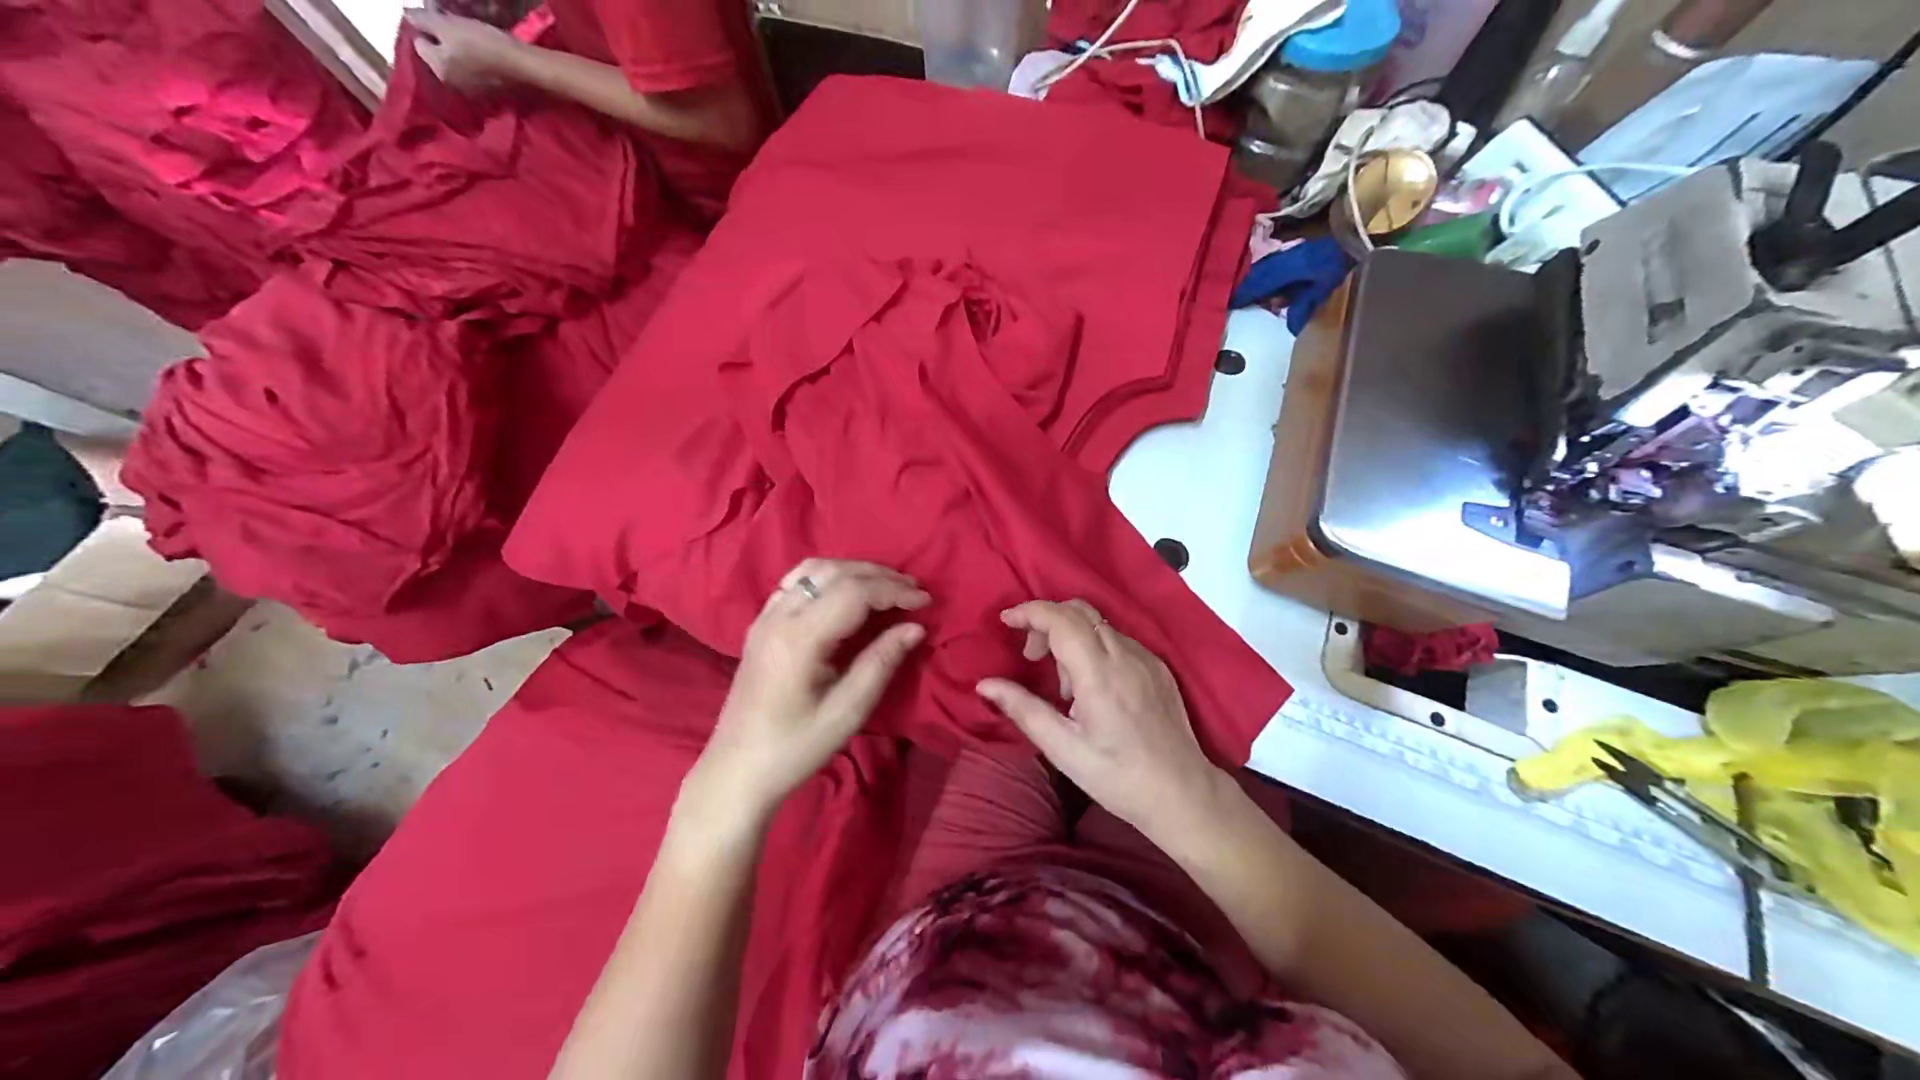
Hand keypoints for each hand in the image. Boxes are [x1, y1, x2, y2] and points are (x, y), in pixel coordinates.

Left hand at [403, 9, 520, 88]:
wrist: (524, 68)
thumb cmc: (483, 44)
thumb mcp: (448, 24)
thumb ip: (422, 19)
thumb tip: (407, 15)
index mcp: (436, 67)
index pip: (419, 42)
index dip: (428, 29)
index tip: (443, 21)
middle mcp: (450, 84)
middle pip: (438, 58)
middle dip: (444, 46)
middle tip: (458, 33)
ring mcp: (472, 93)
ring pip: (457, 68)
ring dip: (461, 58)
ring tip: (474, 46)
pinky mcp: (491, 96)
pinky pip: (475, 78)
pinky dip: (477, 69)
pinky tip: (487, 62)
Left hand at [689, 560, 928, 819]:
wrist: (737, 770)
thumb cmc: (795, 748)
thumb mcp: (847, 712)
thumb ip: (881, 663)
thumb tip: (915, 627)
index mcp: (799, 639)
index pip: (853, 592)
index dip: (893, 591)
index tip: (924, 602)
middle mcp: (777, 617)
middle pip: (833, 573)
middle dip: (878, 575)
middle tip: (913, 590)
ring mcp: (764, 618)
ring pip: (812, 570)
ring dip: (853, 570)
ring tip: (886, 586)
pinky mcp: (760, 625)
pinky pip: (795, 583)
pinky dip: (828, 577)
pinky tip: (846, 593)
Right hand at [975, 600, 1225, 839]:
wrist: (1182, 794)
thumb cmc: (1117, 777)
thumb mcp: (1062, 748)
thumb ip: (1022, 709)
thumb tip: (984, 684)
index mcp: (1099, 674)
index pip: (1061, 619)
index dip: (1030, 612)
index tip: (1006, 622)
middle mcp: (1125, 655)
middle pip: (1079, 611)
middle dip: (1047, 621)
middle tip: (1031, 657)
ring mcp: (1146, 659)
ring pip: (1099, 625)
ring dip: (1070, 637)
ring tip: (1064, 686)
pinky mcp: (1158, 667)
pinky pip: (1118, 640)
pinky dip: (1094, 648)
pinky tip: (1092, 687)